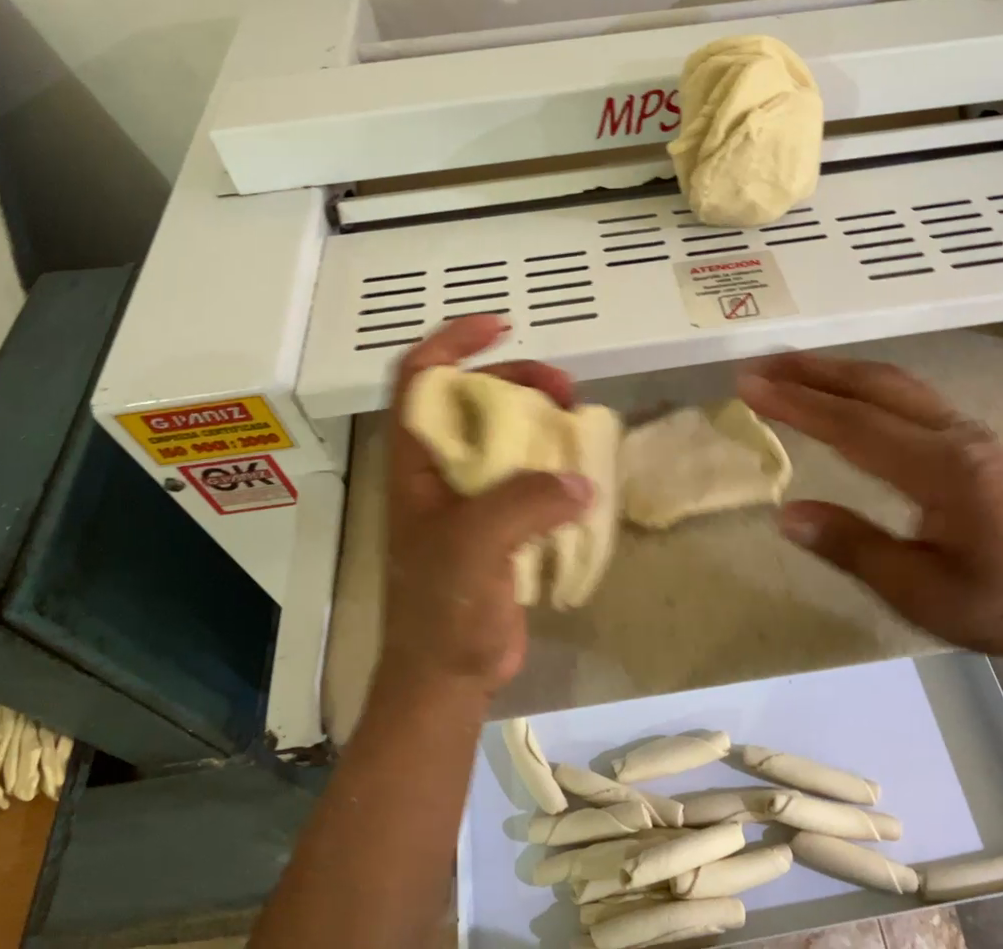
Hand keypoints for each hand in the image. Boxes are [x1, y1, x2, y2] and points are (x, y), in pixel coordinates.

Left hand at [378, 316, 593, 700]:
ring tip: (581, 425)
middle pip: (474, 400)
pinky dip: (556, 467)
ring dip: (542, 423)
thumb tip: (580, 480)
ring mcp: (470, 499)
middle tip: (563, 390)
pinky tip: (586, 474)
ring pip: (506, 438)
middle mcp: (440, 471)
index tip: (502, 327)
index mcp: (416, 462)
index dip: (453, 342)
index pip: (420, 378)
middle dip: (518, 381)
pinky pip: (530, 479)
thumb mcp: (475, 544)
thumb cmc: (444, 607)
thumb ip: (525, 501)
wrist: (448, 674)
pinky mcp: (500, 527)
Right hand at [737, 353, 1002, 672]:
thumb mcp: (918, 592)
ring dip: (840, 372)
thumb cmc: (1000, 607)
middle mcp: (959, 437)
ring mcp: (972, 435)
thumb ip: (852, 547)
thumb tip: (786, 512)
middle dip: (813, 371)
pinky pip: (913, 397)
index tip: (748, 386)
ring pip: (897, 385)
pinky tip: (849, 394)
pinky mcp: (978, 443)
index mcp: (945, 470)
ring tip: (791, 369)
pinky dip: (868, 385)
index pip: (855, 425)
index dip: (798, 404)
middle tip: (759, 364)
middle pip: (876, 386)